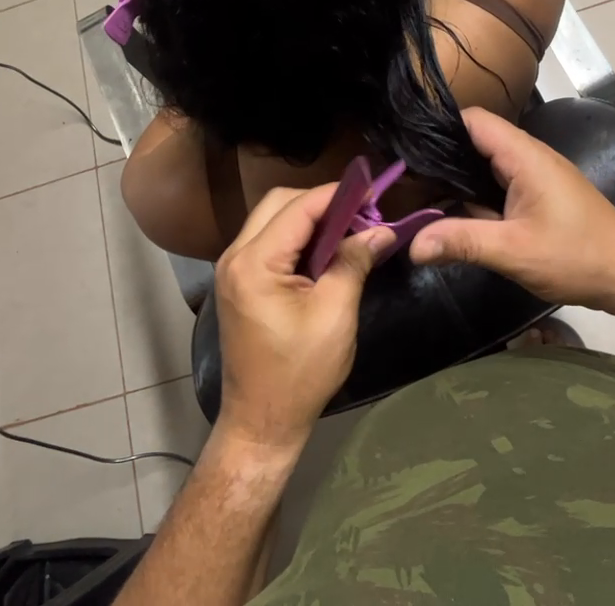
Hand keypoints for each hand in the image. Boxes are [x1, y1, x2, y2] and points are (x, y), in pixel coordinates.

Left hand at [214, 185, 393, 452]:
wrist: (262, 420)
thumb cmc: (300, 373)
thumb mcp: (335, 315)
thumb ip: (354, 263)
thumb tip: (381, 230)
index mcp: (254, 264)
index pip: (297, 207)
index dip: (337, 195)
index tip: (374, 193)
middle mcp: (235, 257)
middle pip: (279, 204)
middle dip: (322, 202)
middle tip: (363, 214)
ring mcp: (233, 269)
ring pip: (272, 219)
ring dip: (310, 219)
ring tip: (351, 230)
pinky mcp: (239, 281)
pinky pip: (269, 241)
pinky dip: (298, 238)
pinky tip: (327, 250)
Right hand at [410, 107, 614, 311]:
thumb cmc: (577, 257)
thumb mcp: (513, 252)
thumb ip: (460, 241)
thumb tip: (411, 244)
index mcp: (524, 156)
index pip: (473, 120)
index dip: (438, 128)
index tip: (404, 148)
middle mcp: (530, 157)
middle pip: (476, 141)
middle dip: (440, 157)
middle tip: (401, 177)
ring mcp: (537, 176)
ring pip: (486, 165)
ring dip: (458, 179)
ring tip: (416, 193)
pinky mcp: (540, 196)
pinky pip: (500, 184)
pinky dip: (476, 194)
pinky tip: (454, 214)